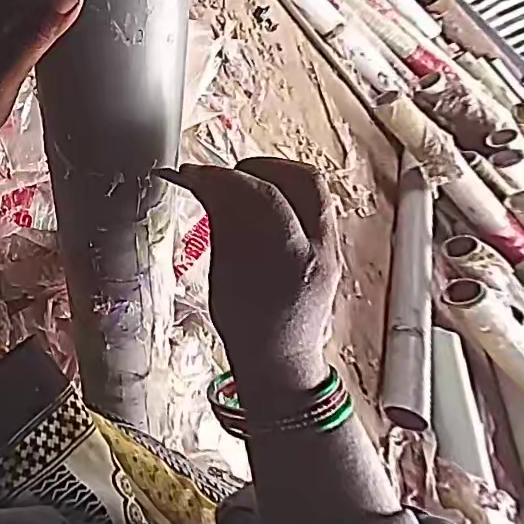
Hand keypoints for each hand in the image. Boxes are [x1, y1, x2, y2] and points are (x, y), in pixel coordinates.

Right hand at [155, 158, 338, 402]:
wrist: (280, 358)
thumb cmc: (244, 320)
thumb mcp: (224, 273)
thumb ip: (223, 225)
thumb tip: (203, 184)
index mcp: (291, 256)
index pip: (262, 194)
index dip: (222, 176)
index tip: (192, 174)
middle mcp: (320, 245)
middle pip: (301, 179)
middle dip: (256, 166)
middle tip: (221, 174)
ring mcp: (330, 245)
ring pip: (310, 187)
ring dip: (270, 175)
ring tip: (237, 184)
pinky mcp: (330, 247)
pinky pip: (309, 202)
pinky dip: (280, 190)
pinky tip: (254, 201)